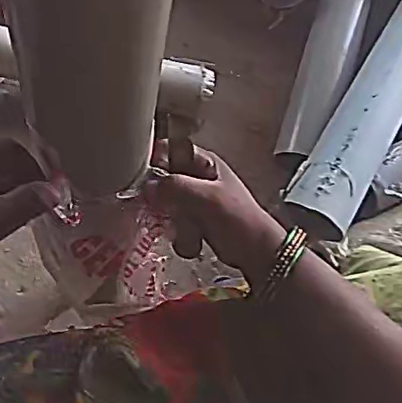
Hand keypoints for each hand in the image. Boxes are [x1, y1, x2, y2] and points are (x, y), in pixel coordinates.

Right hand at [141, 140, 287, 281]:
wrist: (258, 254)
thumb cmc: (237, 220)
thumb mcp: (207, 198)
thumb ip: (176, 187)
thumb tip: (147, 186)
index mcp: (204, 162)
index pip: (170, 148)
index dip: (155, 157)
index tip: (142, 174)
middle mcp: (197, 176)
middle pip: (163, 176)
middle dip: (160, 195)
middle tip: (158, 208)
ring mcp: (194, 198)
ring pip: (165, 200)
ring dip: (170, 217)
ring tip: (183, 229)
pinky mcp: (193, 219)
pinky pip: (173, 219)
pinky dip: (177, 230)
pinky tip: (188, 240)